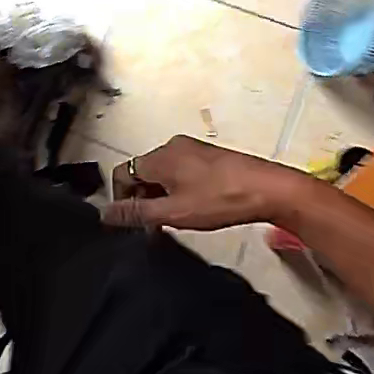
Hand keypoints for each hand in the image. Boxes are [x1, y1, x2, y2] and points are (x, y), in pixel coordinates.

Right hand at [102, 135, 311, 230]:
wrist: (269, 189)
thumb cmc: (219, 200)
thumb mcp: (173, 212)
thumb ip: (136, 213)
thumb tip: (103, 214)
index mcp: (159, 157)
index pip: (122, 173)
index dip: (120, 199)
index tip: (132, 223)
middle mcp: (172, 146)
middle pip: (142, 172)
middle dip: (141, 199)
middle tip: (153, 226)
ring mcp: (193, 149)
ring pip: (162, 173)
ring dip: (160, 196)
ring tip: (174, 220)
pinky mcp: (209, 156)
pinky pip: (181, 171)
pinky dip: (177, 189)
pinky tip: (193, 207)